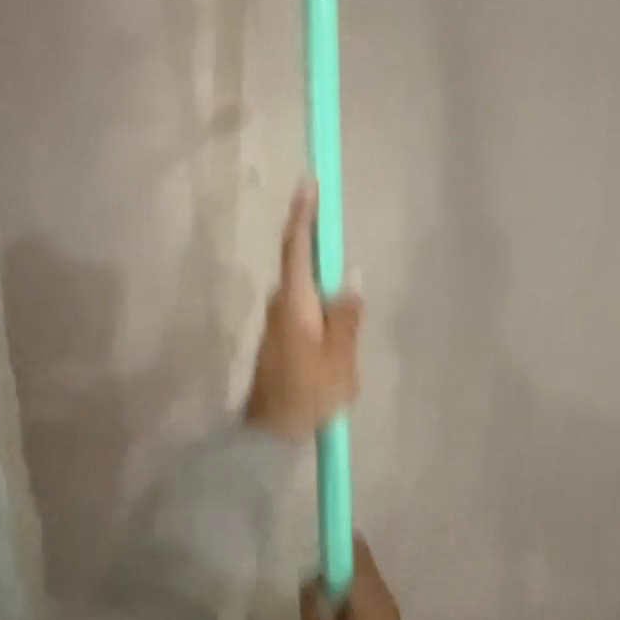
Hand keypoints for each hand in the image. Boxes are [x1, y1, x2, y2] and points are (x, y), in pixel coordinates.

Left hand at [244, 181, 361, 441]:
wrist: (267, 437)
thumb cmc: (307, 395)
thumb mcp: (341, 359)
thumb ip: (347, 314)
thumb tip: (352, 273)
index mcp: (294, 301)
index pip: (297, 246)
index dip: (304, 213)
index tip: (309, 182)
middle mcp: (279, 303)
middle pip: (304, 271)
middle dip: (327, 275)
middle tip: (345, 316)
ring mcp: (275, 323)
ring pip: (307, 298)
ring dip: (327, 308)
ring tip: (341, 358)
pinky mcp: (277, 340)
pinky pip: (303, 316)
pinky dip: (320, 321)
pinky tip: (331, 356)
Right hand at [299, 537, 415, 619]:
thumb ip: (313, 608)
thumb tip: (311, 573)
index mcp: (370, 592)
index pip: (353, 545)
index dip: (333, 537)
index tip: (314, 541)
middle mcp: (386, 596)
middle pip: (359, 566)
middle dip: (335, 571)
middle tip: (311, 593)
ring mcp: (392, 616)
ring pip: (363, 588)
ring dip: (343, 594)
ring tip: (322, 619)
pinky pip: (370, 608)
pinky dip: (353, 612)